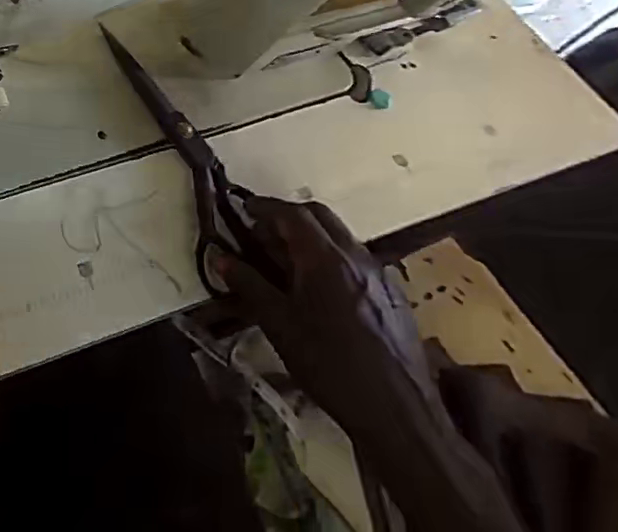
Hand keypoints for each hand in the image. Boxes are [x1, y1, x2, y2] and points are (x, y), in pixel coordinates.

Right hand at [214, 197, 439, 430]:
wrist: (397, 412)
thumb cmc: (329, 364)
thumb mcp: (279, 324)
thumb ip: (249, 284)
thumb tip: (220, 256)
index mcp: (324, 257)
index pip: (292, 213)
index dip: (265, 206)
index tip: (244, 208)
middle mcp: (355, 254)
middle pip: (319, 216)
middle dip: (288, 216)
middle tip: (264, 232)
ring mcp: (379, 273)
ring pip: (340, 236)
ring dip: (311, 236)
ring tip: (287, 261)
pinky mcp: (392, 294)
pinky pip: (356, 259)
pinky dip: (331, 257)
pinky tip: (321, 290)